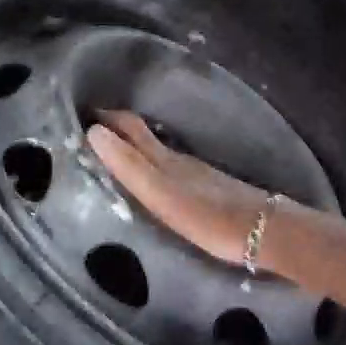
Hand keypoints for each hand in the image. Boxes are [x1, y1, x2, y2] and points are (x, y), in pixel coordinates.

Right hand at [87, 109, 272, 263]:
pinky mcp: (207, 188)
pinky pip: (169, 167)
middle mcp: (176, 159)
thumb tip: (93, 131)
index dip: (106, 117)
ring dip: (132, 147)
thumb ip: (128, 164)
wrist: (265, 231)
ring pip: (156, 150)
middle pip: (141, 135)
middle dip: (116, 128)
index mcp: (161, 158)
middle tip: (90, 129)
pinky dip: (151, 164)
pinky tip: (152, 178)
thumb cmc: (207, 216)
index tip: (80, 113)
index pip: (128, 127)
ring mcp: (194, 173)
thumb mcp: (159, 193)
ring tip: (111, 153)